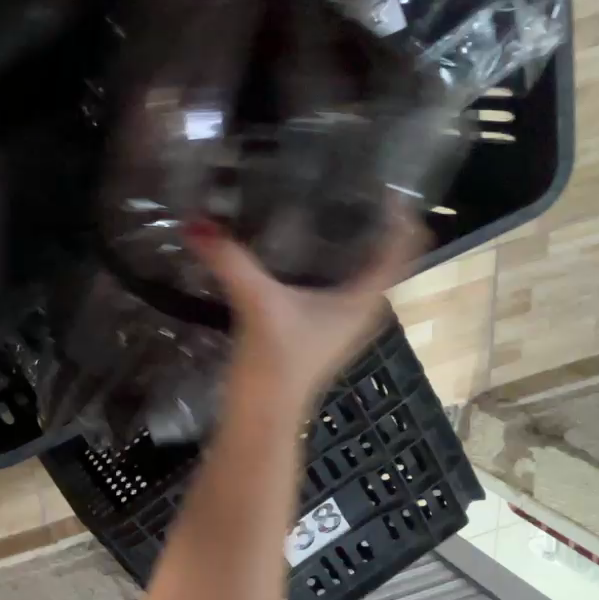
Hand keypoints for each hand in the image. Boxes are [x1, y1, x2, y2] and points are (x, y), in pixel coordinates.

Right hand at [183, 206, 426, 411]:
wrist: (260, 420)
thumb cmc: (276, 365)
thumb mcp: (257, 305)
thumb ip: (229, 262)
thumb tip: (196, 222)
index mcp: (365, 298)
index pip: (402, 245)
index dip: (397, 211)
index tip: (378, 180)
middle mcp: (359, 308)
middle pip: (374, 254)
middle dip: (360, 221)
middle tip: (336, 184)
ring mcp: (335, 322)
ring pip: (346, 270)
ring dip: (334, 243)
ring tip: (309, 208)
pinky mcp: (311, 331)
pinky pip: (322, 285)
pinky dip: (310, 265)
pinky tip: (281, 254)